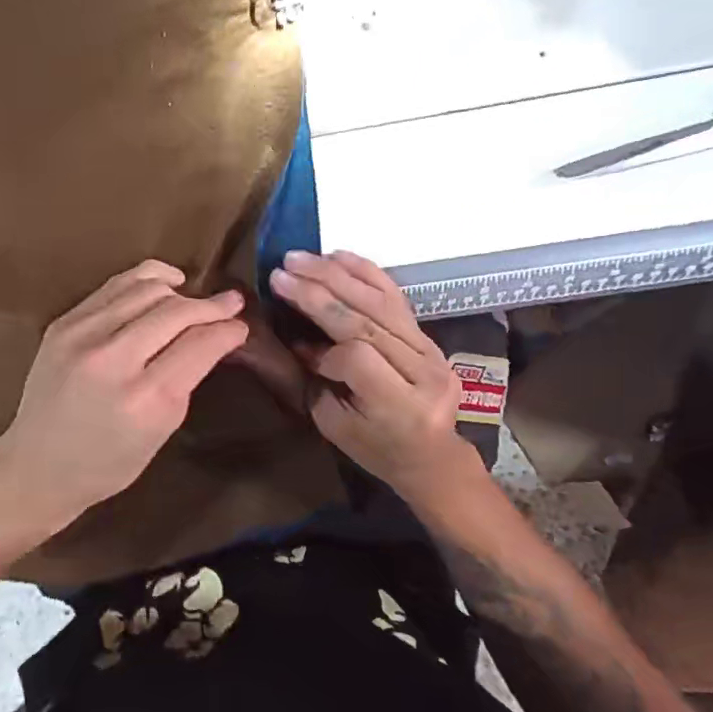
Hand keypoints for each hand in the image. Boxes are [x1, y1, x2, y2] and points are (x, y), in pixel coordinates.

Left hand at [0, 259, 248, 534]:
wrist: (37, 465)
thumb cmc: (107, 465)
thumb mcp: (160, 432)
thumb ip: (186, 381)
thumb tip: (213, 338)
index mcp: (145, 399)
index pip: (200, 344)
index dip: (228, 330)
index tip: (241, 326)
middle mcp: (113, 360)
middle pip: (176, 310)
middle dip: (212, 305)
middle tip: (232, 303)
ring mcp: (82, 336)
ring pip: (146, 289)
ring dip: (180, 291)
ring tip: (194, 298)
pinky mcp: (62, 324)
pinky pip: (114, 287)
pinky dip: (145, 281)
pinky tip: (162, 285)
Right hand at [268, 250, 481, 501]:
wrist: (431, 455)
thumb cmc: (377, 449)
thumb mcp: (337, 427)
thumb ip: (319, 383)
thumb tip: (300, 341)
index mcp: (399, 403)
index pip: (357, 357)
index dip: (322, 350)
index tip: (298, 352)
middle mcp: (421, 369)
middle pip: (366, 320)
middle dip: (319, 293)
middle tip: (281, 273)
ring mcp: (430, 348)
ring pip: (380, 301)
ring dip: (336, 274)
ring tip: (301, 258)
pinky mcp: (428, 335)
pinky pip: (396, 297)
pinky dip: (366, 273)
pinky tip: (339, 256)